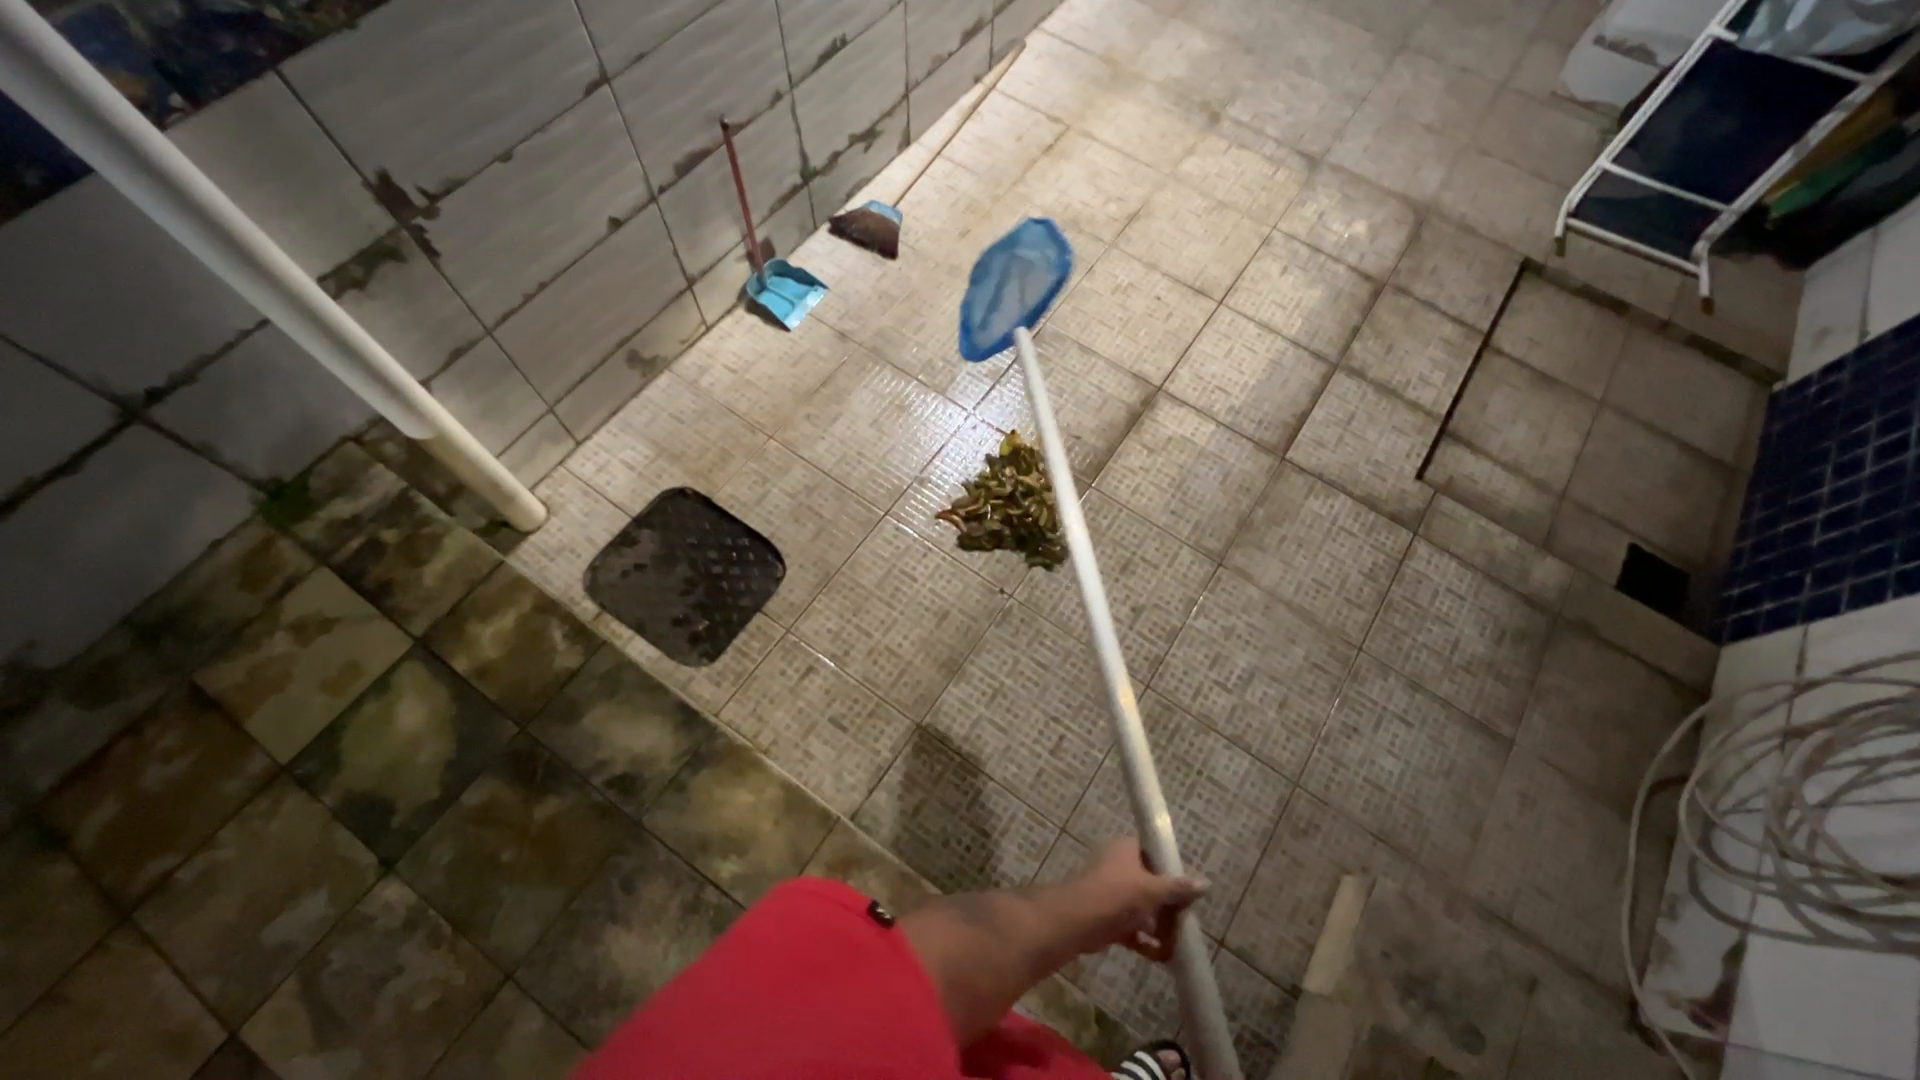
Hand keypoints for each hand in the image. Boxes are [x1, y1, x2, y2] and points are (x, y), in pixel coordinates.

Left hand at [1070, 837, 1207, 962]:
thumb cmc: (1118, 893)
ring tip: (1180, 943)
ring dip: (1159, 926)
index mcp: (1126, 849)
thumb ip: (1178, 888)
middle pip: (1149, 884)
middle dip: (1167, 905)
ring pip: (1141, 909)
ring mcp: (1110, 893)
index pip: (1153, 854)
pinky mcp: (1106, 918)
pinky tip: (1165, 957)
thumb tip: (1206, 883)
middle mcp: (1117, 867)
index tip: (1187, 888)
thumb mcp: (1153, 889)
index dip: (1170, 870)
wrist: (1078, 920)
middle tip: (1187, 920)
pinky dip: (1146, 941)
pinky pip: (1131, 928)